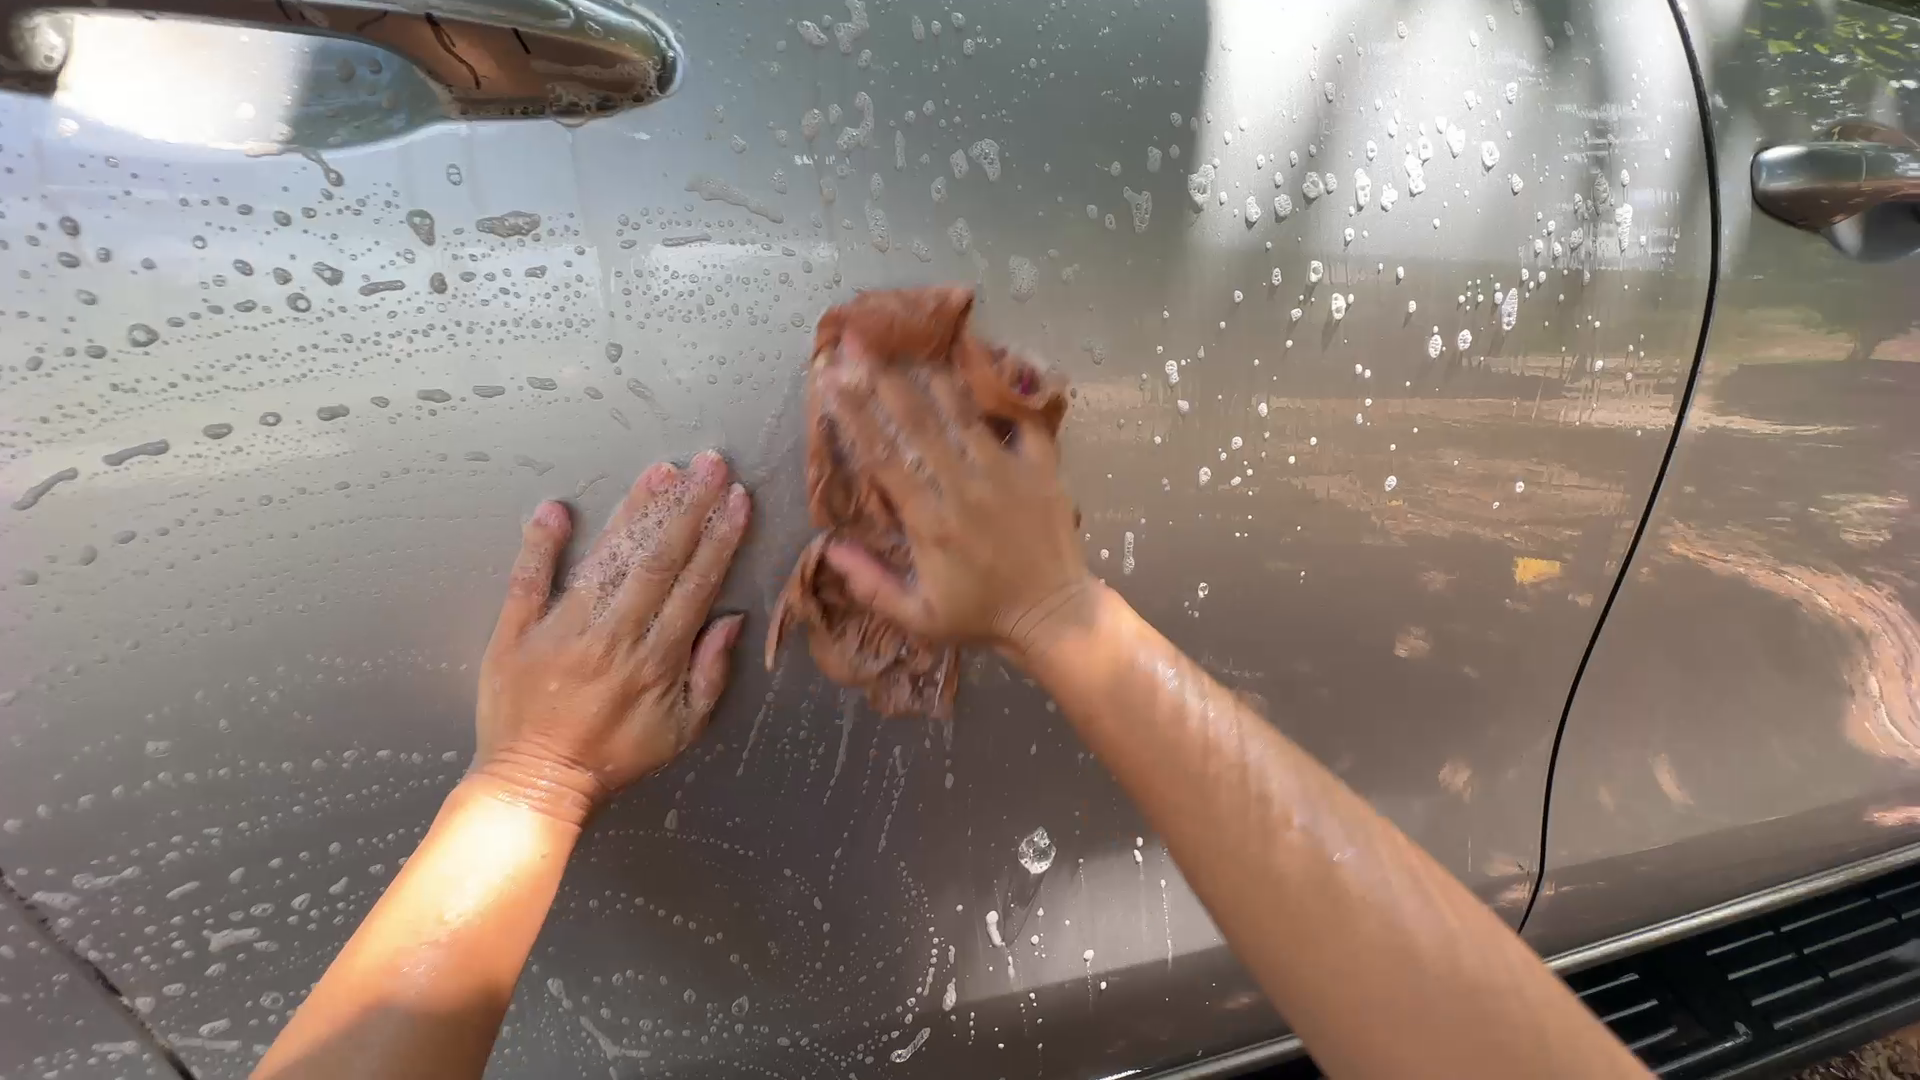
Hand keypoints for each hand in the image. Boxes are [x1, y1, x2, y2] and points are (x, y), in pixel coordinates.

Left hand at [474, 451, 750, 822]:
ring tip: (660, 472)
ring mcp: (559, 631)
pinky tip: (555, 509)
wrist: (533, 783)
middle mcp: (611, 637)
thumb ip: (711, 673)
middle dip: (687, 508)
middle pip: (656, 561)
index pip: (695, 585)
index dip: (719, 539)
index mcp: (655, 660)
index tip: (737, 500)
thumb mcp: (683, 729)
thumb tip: (733, 619)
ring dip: (634, 512)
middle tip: (708, 464)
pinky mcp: (514, 634)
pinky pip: (526, 582)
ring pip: (603, 562)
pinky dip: (539, 545)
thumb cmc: (617, 756)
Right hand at [820, 333, 1092, 663]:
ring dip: (937, 378)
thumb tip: (829, 548)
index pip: (882, 459)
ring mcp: (1007, 475)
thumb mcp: (918, 617)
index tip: (833, 382)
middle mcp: (965, 489)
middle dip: (886, 380)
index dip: (854, 417)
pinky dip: (1005, 394)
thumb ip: (871, 584)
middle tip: (863, 342)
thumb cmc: (981, 616)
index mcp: (930, 523)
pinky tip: (988, 368)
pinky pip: (1023, 422)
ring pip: (966, 414)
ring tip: (916, 346)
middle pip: (918, 424)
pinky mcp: (1041, 471)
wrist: (1053, 614)